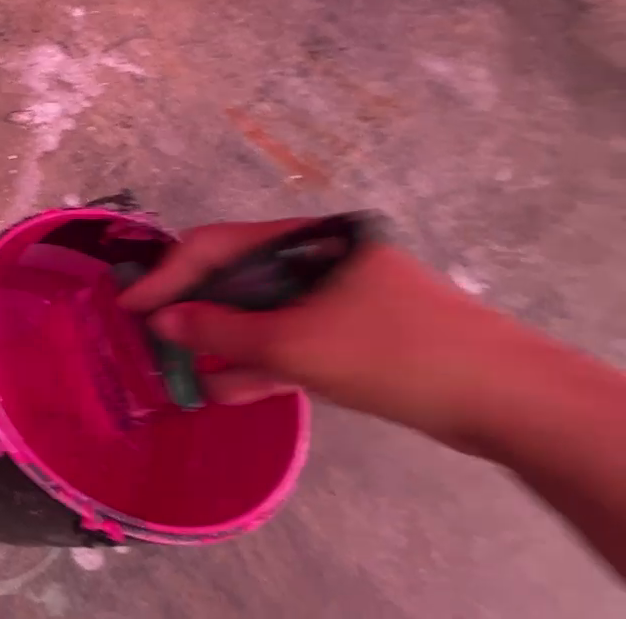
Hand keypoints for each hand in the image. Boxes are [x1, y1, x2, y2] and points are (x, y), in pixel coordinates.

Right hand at [118, 219, 514, 447]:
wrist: (517, 405)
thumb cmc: (395, 352)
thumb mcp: (294, 342)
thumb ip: (219, 329)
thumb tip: (159, 320)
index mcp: (305, 240)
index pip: (213, 246)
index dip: (166, 276)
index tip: (130, 304)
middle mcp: (316, 261)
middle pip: (235, 279)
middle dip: (191, 311)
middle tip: (150, 336)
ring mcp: (337, 299)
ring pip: (260, 314)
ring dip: (220, 343)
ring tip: (179, 371)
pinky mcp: (354, 336)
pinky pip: (290, 341)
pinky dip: (258, 362)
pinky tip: (223, 389)